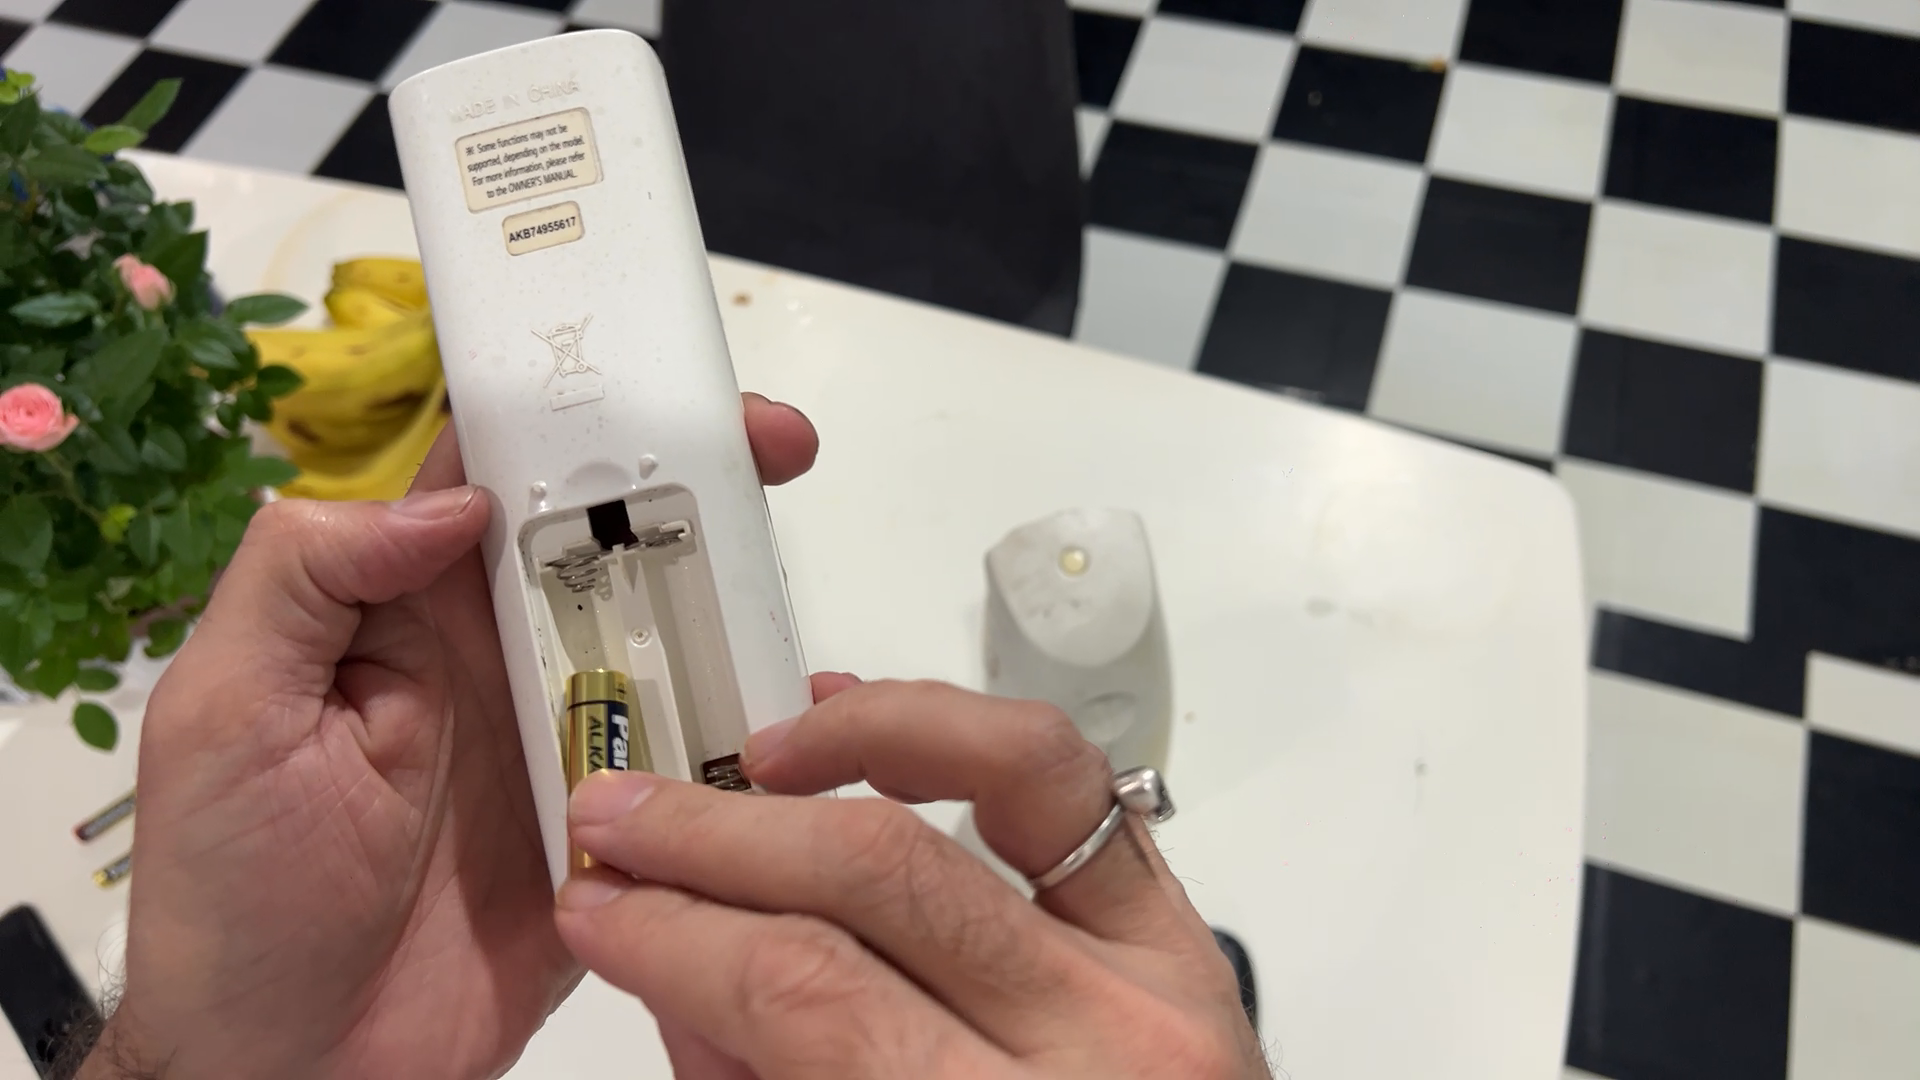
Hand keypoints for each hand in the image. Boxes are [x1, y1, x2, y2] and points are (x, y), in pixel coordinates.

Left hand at [89, 395, 817, 1079]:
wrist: (330, 1056)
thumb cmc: (252, 894)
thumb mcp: (231, 716)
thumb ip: (308, 583)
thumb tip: (453, 503)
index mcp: (433, 596)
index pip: (518, 468)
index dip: (589, 407)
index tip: (663, 379)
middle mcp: (526, 635)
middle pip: (628, 527)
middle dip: (707, 473)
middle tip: (779, 446)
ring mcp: (594, 705)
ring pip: (684, 614)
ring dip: (743, 576)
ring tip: (795, 551)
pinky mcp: (641, 777)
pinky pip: (711, 716)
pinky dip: (758, 690)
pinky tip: (802, 674)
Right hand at [556, 681, 1267, 1079]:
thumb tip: (682, 962)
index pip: (817, 998)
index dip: (681, 936)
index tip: (600, 900)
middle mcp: (1107, 1034)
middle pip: (884, 872)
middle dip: (726, 834)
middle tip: (628, 811)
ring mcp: (1156, 946)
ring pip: (1005, 766)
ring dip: (856, 736)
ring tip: (753, 753)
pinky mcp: (1167, 900)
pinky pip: (1057, 770)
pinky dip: (953, 726)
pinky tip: (864, 717)